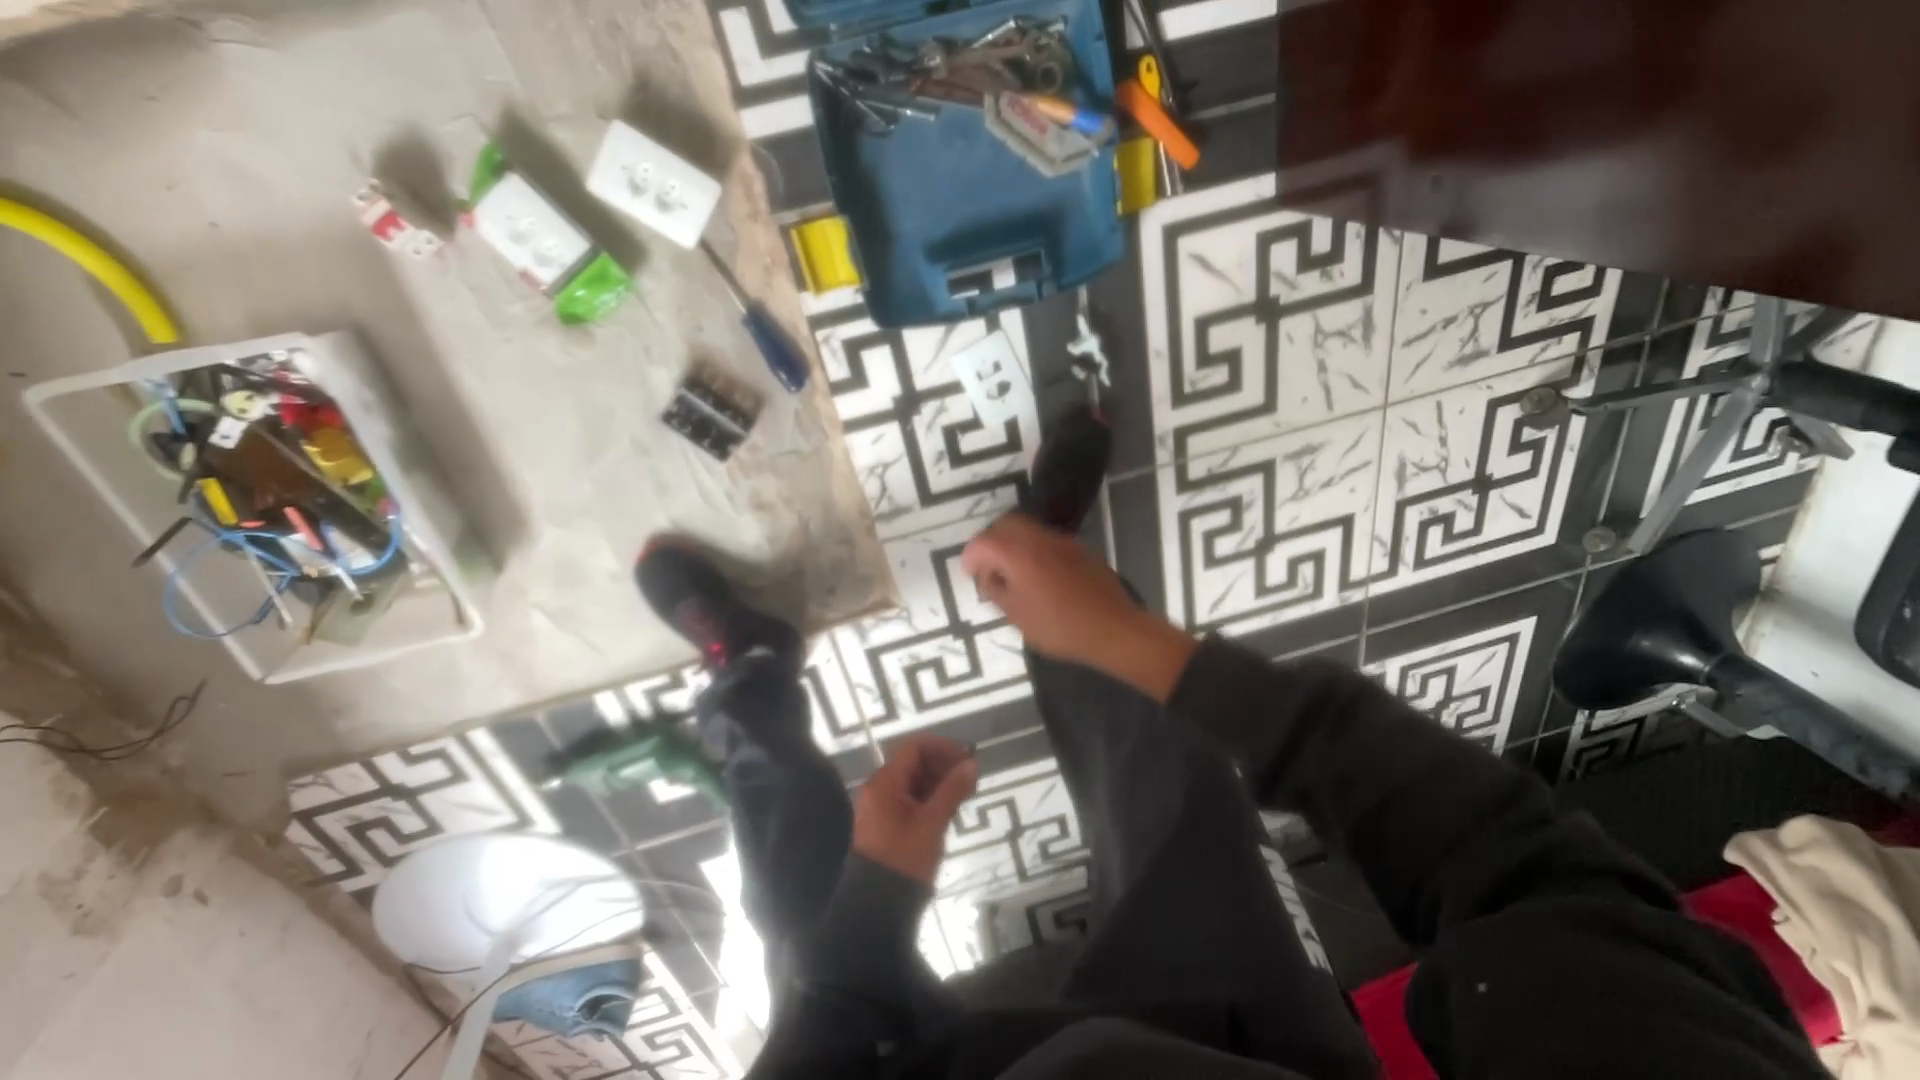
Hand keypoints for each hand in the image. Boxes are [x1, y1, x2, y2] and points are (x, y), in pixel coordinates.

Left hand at [852, 735, 978, 884]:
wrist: (878, 903)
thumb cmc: (905, 858)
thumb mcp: (932, 822)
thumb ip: (952, 790)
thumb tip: (971, 764)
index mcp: (884, 782)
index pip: (914, 747)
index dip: (943, 748)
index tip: (967, 759)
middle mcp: (879, 788)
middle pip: (914, 763)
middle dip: (943, 766)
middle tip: (970, 779)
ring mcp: (881, 806)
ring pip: (913, 782)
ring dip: (939, 782)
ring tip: (965, 794)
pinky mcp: (886, 823)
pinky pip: (909, 799)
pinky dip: (929, 798)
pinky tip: (949, 808)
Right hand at [962, 513, 1196, 700]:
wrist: (1114, 629)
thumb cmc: (1060, 627)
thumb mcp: (1018, 617)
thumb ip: (997, 592)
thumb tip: (988, 578)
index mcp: (1019, 554)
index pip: (983, 542)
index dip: (971, 557)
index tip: (970, 575)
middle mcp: (1039, 539)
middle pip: (1005, 525)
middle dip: (990, 543)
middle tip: (987, 569)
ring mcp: (1062, 542)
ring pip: (1028, 529)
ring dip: (1012, 545)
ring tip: (1011, 574)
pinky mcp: (1079, 550)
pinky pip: (1046, 540)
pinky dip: (1033, 550)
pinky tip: (1036, 577)